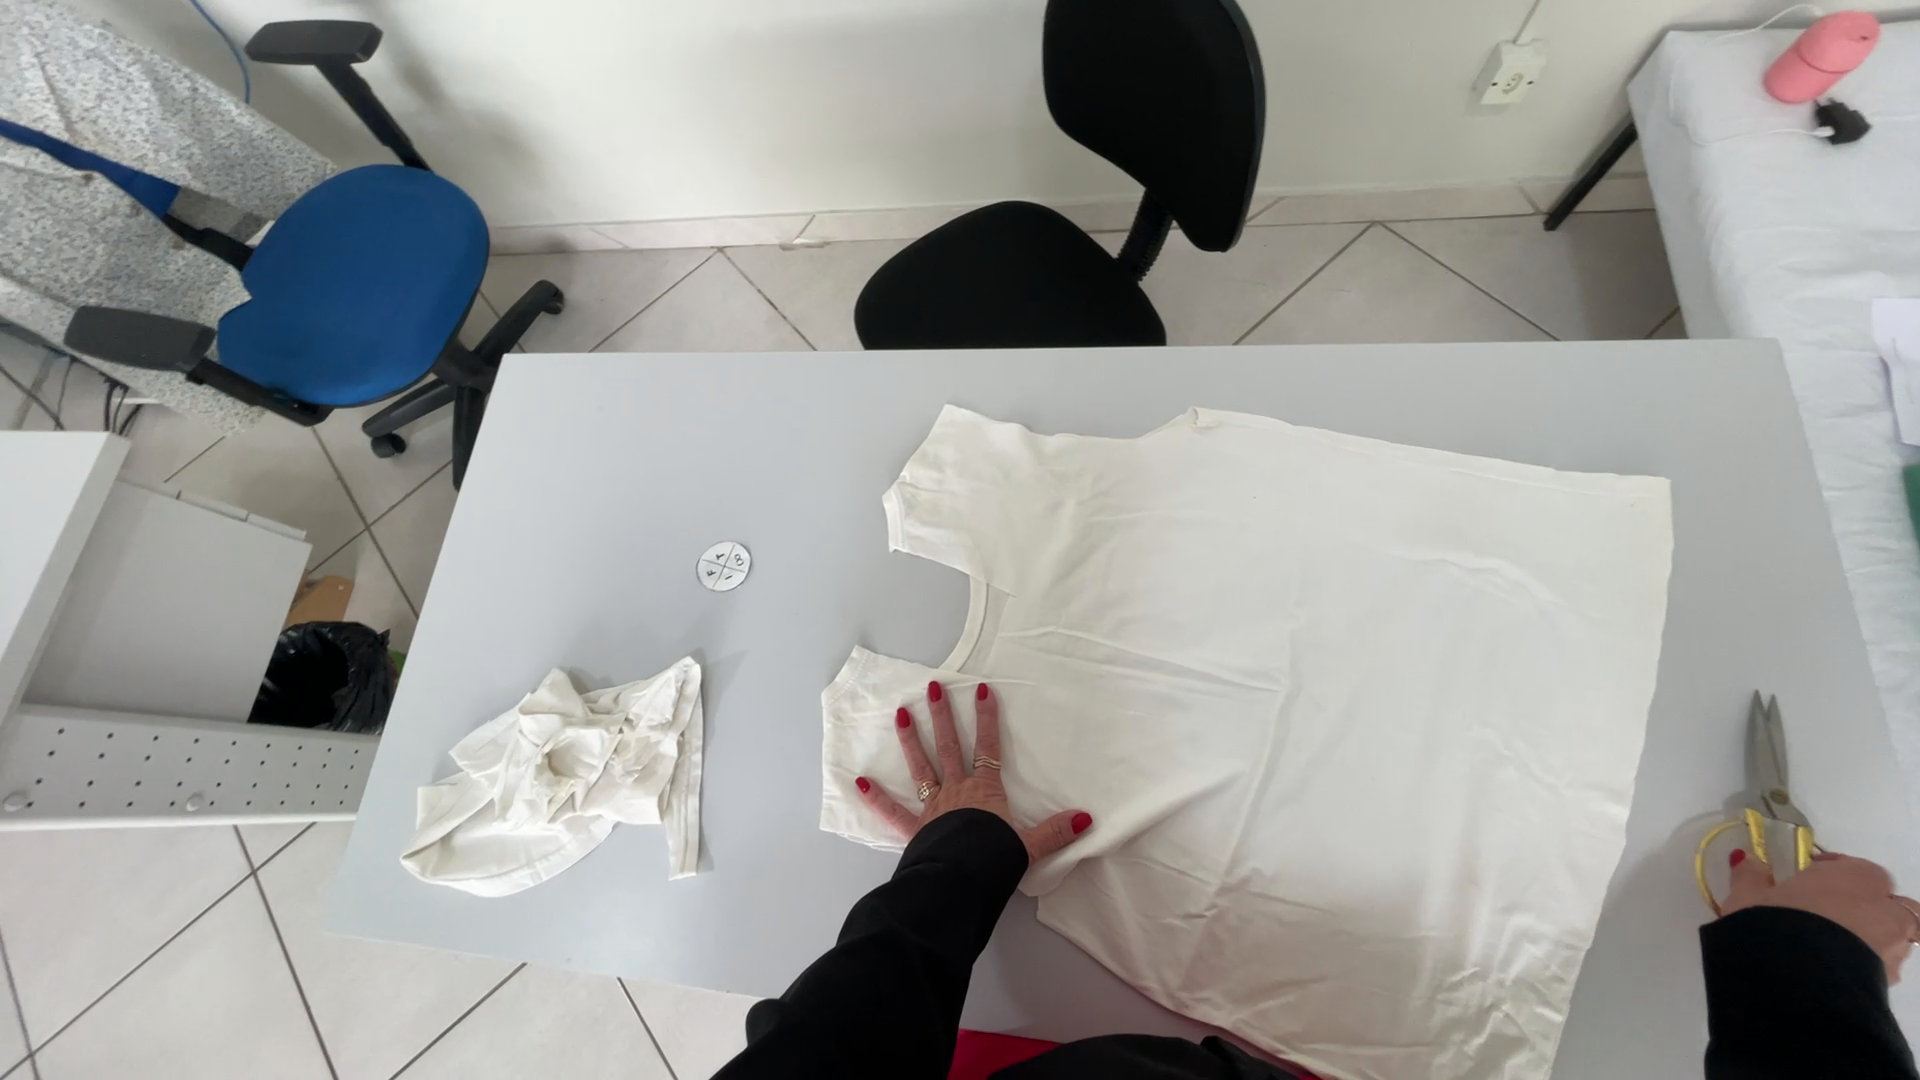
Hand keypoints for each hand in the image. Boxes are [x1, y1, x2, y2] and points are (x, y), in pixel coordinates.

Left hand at [857, 680, 1090, 863]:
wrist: (960, 885)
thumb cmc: (994, 861)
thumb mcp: (1030, 846)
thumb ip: (1056, 831)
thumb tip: (1087, 817)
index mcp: (984, 791)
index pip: (988, 747)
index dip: (987, 718)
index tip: (983, 689)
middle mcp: (956, 791)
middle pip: (949, 747)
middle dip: (942, 716)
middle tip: (933, 687)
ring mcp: (931, 807)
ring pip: (920, 768)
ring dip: (910, 741)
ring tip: (900, 714)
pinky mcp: (912, 829)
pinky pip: (892, 812)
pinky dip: (875, 798)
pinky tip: (859, 782)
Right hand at [1723, 848, 1919, 982]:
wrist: (1797, 977)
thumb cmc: (1774, 920)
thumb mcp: (1747, 893)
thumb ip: (1752, 875)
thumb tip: (1749, 860)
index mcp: (1852, 882)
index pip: (1864, 869)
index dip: (1841, 868)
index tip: (1811, 871)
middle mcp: (1883, 912)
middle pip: (1896, 904)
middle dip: (1873, 903)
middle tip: (1832, 905)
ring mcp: (1893, 948)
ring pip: (1894, 935)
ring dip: (1871, 933)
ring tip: (1829, 938)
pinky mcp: (1890, 979)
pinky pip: (1882, 961)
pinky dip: (1865, 957)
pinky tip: (1833, 961)